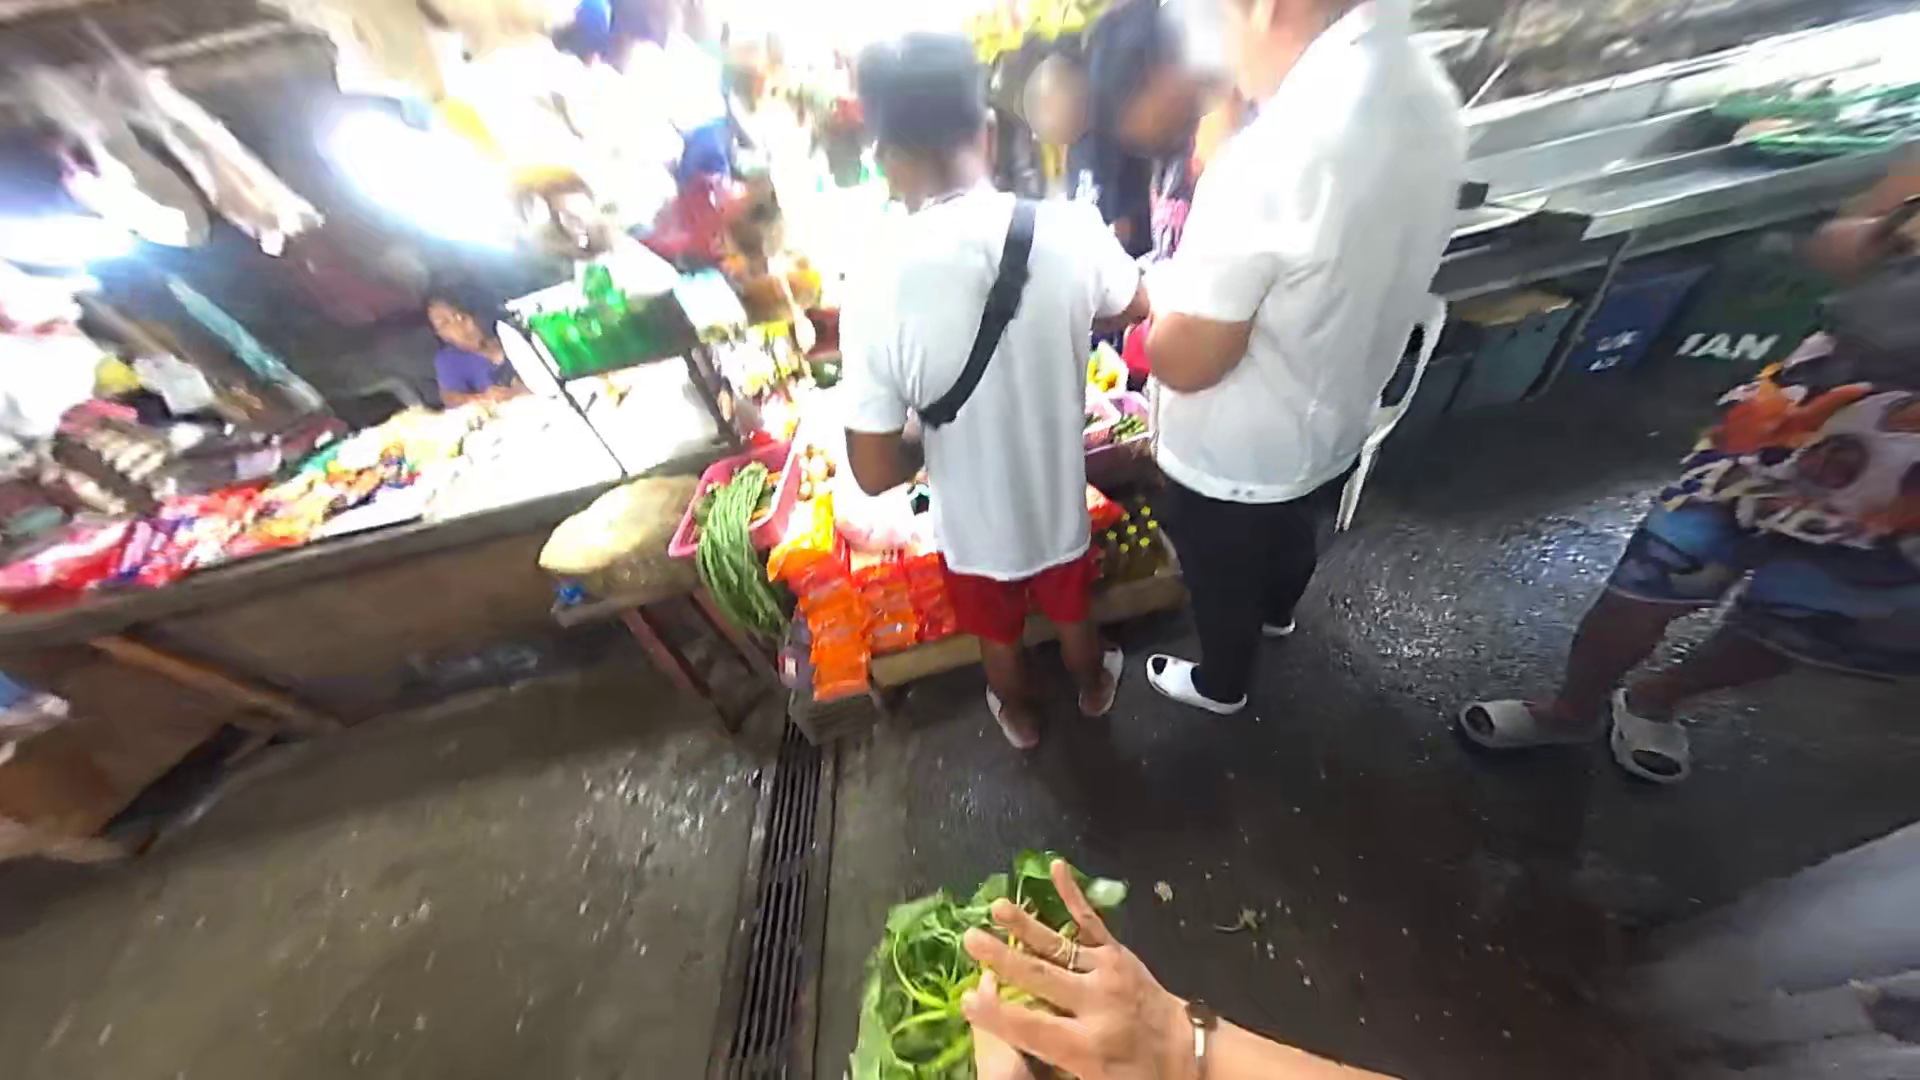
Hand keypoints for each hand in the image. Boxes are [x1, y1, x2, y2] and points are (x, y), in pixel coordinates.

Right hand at [962, 860, 1192, 1079]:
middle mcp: (1094, 1004)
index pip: (1032, 1028)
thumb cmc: (1133, 1076)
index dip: (998, 1014)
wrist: (1187, 1053)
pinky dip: (1072, 892)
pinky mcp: (1116, 950)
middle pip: (1040, 978)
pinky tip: (1056, 866)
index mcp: (1086, 1047)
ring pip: (1058, 944)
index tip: (966, 998)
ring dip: (1026, 924)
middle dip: (1001, 959)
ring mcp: (1106, 970)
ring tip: (997, 906)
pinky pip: (1090, 920)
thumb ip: (1054, 1061)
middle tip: (969, 939)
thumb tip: (1009, 1040)